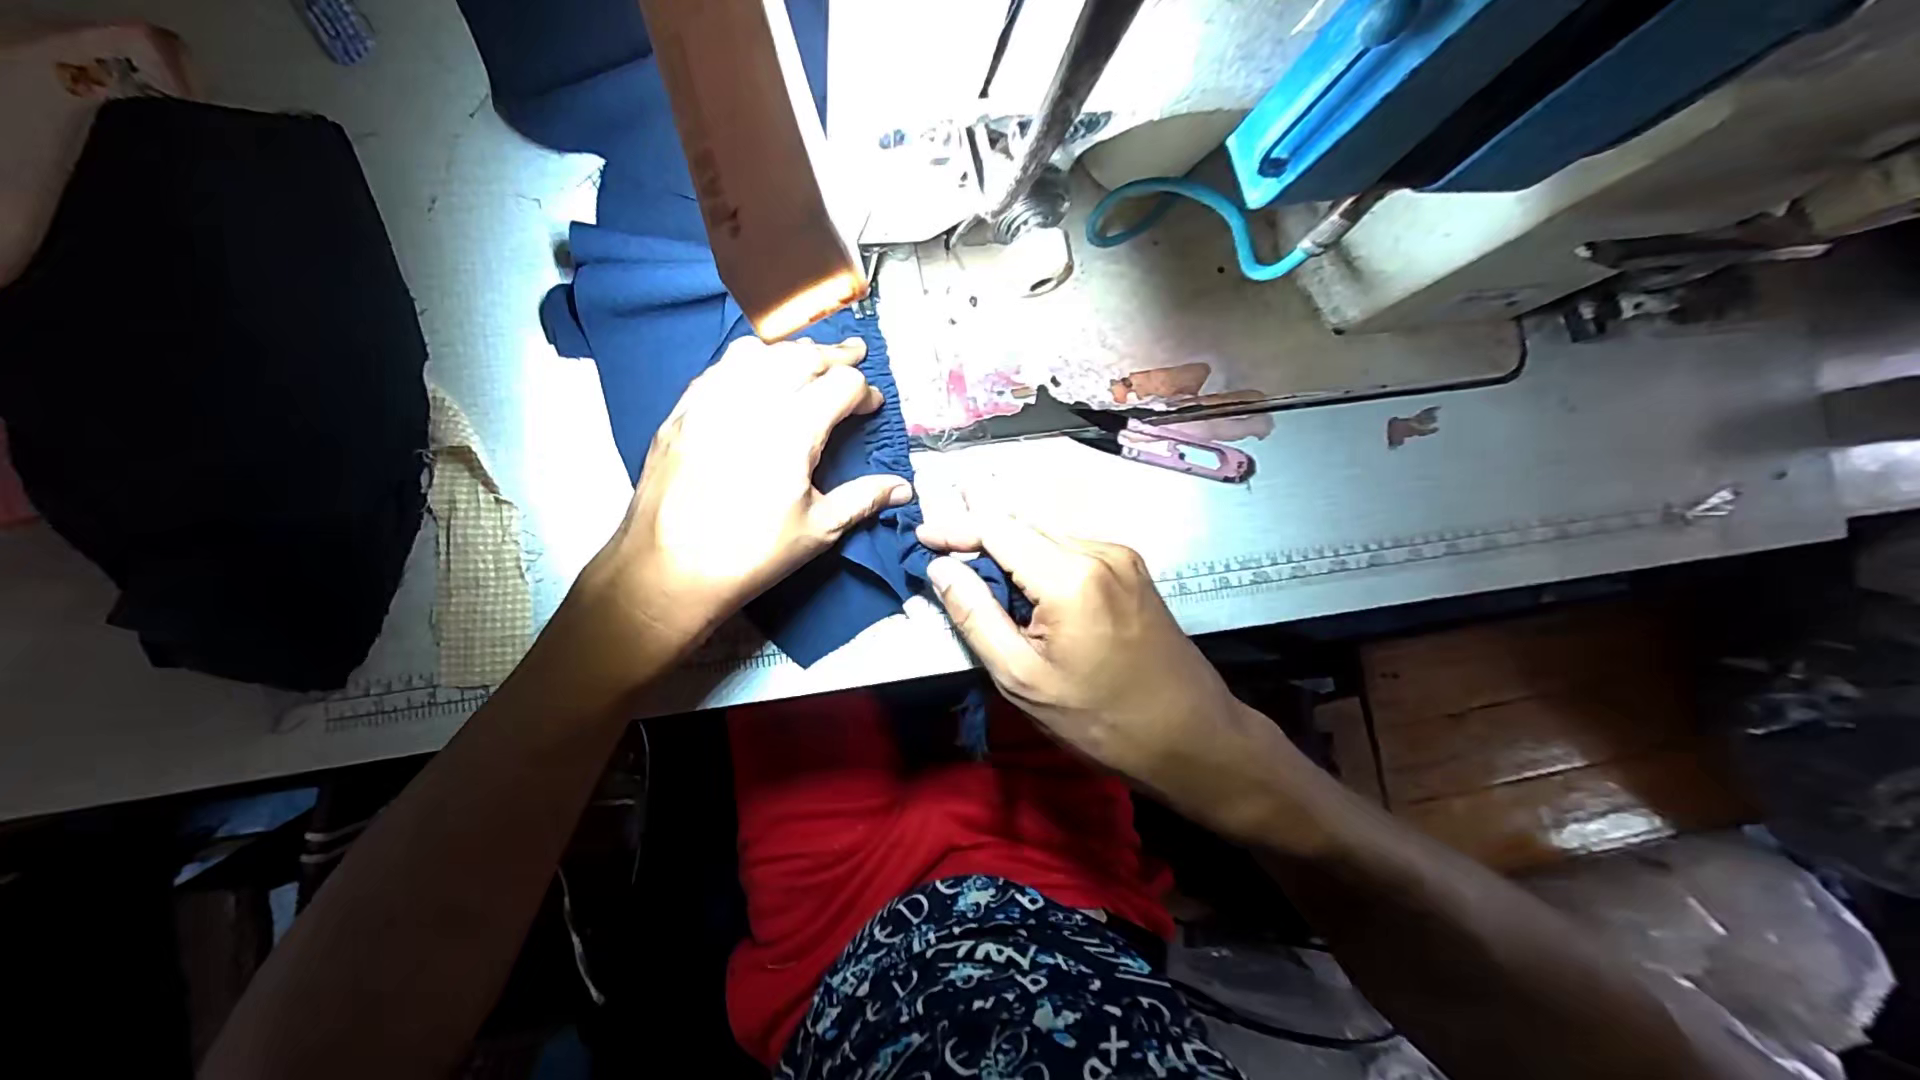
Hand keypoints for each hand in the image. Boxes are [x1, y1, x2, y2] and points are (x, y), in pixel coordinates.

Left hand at [575, 335, 911, 652]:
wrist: (668, 569)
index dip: (864, 391)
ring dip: (790, 352)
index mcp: (793, 430)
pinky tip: (755, 377)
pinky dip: (747, 363)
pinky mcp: (682, 410)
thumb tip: (902, 488)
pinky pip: (719, 367)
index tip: (871, 405)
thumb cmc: (750, 554)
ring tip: (807, 361)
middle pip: (802, 356)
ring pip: (758, 352)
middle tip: (853, 357)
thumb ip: (863, 498)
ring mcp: (711, 401)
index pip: (841, 385)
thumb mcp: (818, 529)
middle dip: (834, 356)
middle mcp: (752, 402)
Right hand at [919, 514, 1302, 841]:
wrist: (1190, 736)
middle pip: (1023, 525)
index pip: (998, 528)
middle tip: (939, 542)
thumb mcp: (1023, 678)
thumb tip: (941, 569)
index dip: (956, 527)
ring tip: (972, 562)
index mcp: (1071, 576)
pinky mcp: (1132, 569)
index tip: (922, 536)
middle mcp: (1100, 552)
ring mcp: (1121, 557)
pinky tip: (1021, 581)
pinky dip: (1037, 559)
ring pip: (1047, 535)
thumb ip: (976, 616)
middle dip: (978, 531)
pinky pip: (1071, 550)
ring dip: (1008, 546)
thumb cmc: (1101, 719)